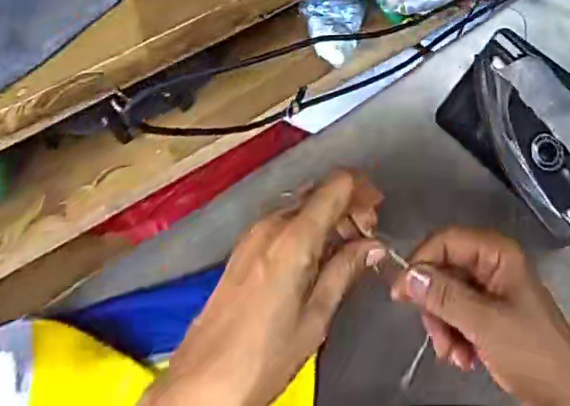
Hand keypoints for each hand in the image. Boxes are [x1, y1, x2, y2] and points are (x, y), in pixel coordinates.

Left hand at [142, 171, 386, 405]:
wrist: (194, 394)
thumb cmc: (260, 359)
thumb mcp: (315, 319)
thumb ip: (345, 271)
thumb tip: (373, 246)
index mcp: (293, 237)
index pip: (338, 184)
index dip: (363, 192)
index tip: (375, 217)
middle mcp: (270, 227)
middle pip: (321, 191)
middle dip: (349, 205)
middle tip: (366, 237)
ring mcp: (250, 238)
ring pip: (302, 205)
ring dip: (329, 217)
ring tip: (343, 250)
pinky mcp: (240, 254)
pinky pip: (284, 222)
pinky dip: (307, 228)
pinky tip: (315, 259)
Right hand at [390, 227, 569, 405]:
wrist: (560, 384)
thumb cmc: (528, 346)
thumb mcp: (484, 322)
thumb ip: (446, 297)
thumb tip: (409, 274)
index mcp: (498, 252)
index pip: (449, 239)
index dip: (421, 261)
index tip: (399, 295)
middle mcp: (493, 263)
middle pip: (444, 270)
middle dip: (436, 308)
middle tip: (440, 338)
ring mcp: (491, 288)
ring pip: (446, 297)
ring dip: (445, 329)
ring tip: (457, 354)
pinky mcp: (489, 312)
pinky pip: (457, 316)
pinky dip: (455, 338)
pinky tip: (466, 358)